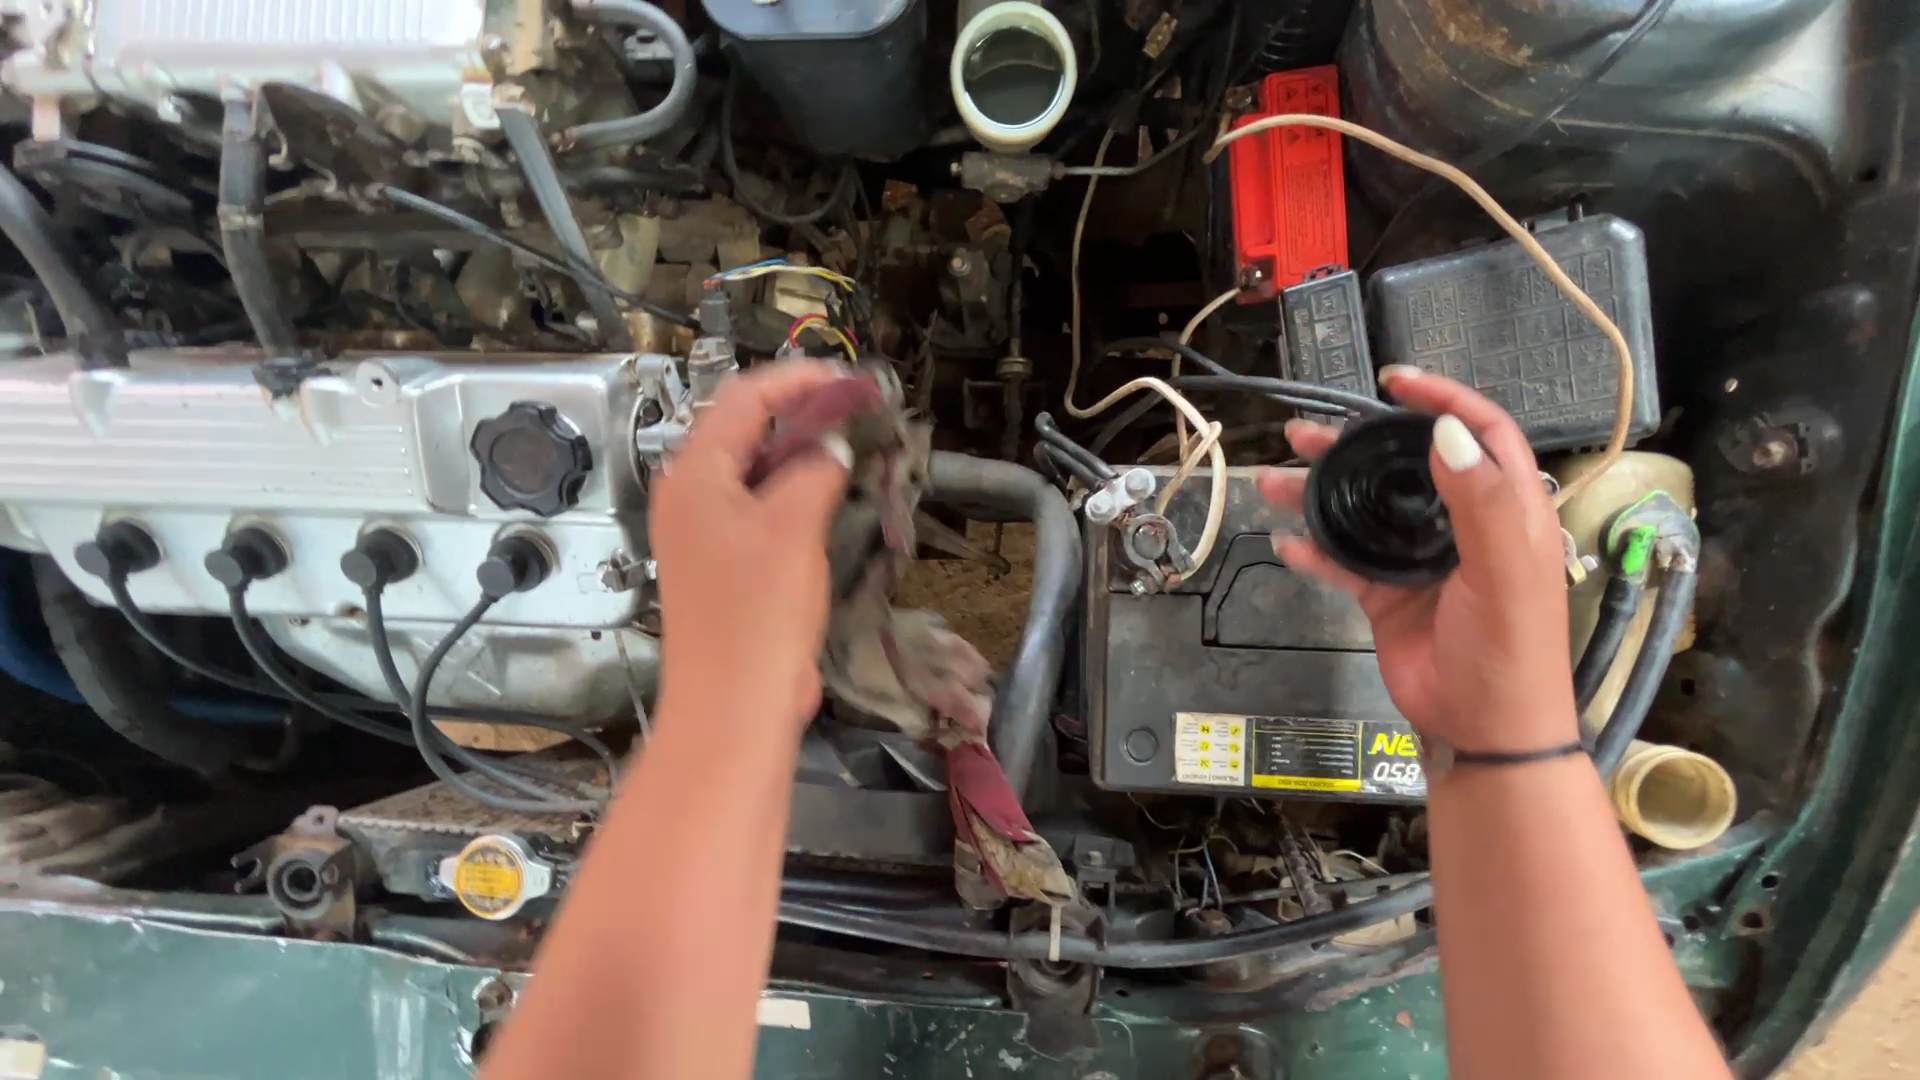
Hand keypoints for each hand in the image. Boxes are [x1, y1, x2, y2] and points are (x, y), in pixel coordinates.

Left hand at [650, 362, 850, 733]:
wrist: (735, 702)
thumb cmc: (757, 613)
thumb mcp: (793, 526)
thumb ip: (814, 470)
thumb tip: (831, 446)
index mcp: (694, 474)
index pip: (743, 399)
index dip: (797, 381)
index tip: (847, 381)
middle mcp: (691, 495)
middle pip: (744, 431)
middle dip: (800, 416)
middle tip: (852, 413)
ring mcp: (706, 531)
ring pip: (755, 470)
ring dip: (800, 455)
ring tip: (848, 447)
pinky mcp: (726, 562)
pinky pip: (760, 507)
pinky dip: (794, 492)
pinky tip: (829, 496)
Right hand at [1258, 366, 1576, 750]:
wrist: (1480, 726)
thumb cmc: (1508, 649)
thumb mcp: (1505, 573)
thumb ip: (1481, 503)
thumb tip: (1443, 434)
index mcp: (1503, 511)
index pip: (1480, 435)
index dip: (1443, 401)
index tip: (1396, 382)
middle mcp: (1456, 526)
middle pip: (1403, 467)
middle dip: (1353, 445)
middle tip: (1303, 433)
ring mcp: (1415, 559)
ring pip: (1361, 511)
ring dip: (1317, 494)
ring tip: (1273, 480)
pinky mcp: (1383, 592)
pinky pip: (1341, 562)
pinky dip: (1312, 552)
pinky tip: (1285, 543)